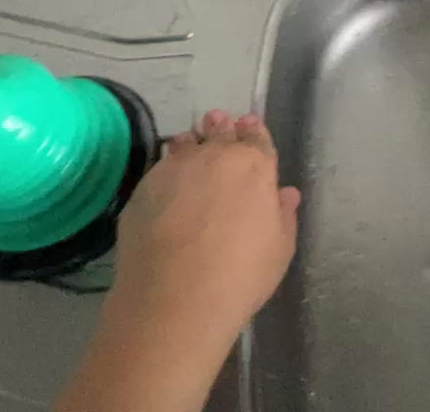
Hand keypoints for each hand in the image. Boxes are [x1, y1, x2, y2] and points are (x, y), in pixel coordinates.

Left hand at [108, 110, 301, 340]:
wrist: (174, 301)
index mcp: (254, 164)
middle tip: (219, 129)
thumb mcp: (279, 249)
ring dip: (192, 143)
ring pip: (186, 142)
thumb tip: (285, 193)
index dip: (253, 132)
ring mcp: (176, 168)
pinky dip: (168, 172)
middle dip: (222, 128)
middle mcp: (215, 155)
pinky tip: (167, 191)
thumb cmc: (241, 275)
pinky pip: (161, 169)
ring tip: (190, 152)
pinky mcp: (144, 188)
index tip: (249, 130)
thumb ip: (284, 214)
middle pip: (220, 130)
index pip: (256, 135)